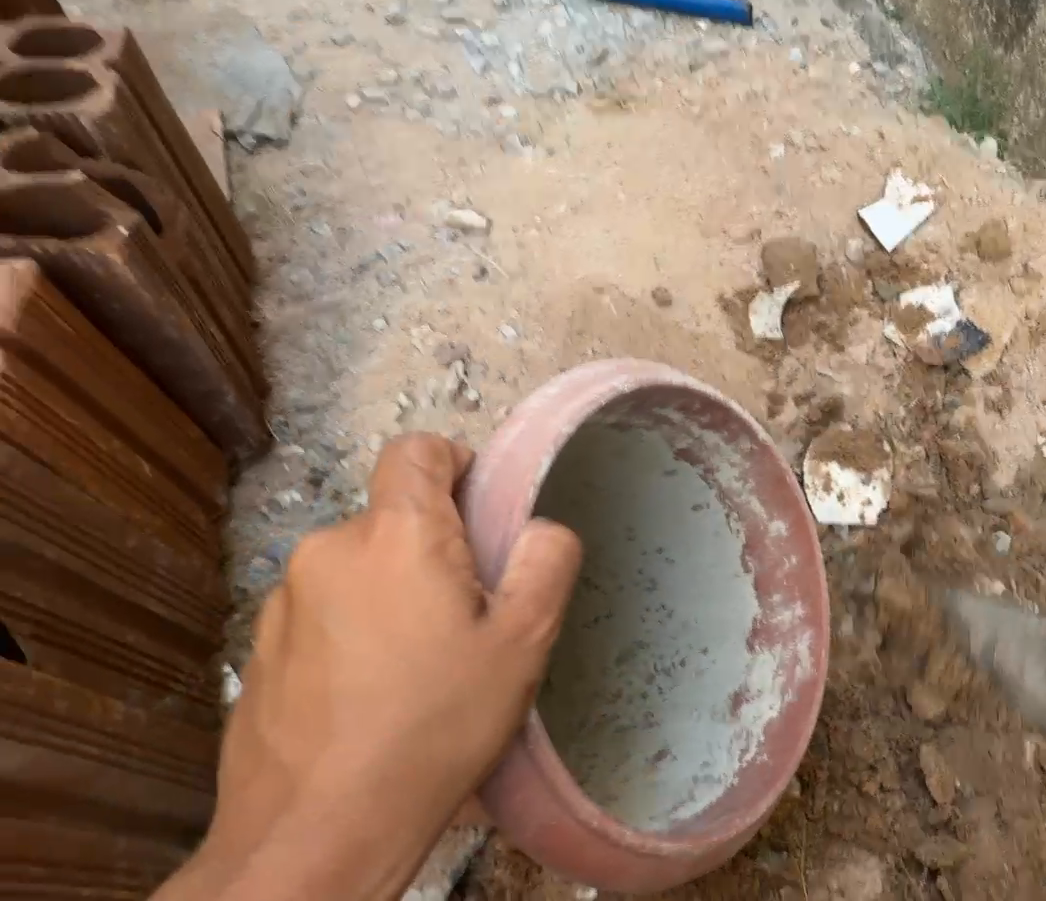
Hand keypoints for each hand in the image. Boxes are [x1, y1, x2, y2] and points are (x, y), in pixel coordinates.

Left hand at [157, 434, 582, 900]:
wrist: (319, 833)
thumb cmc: (436, 724)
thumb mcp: (526, 638)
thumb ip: (547, 559)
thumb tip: (538, 527)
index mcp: (395, 537)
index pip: (417, 450)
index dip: (458, 465)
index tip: (484, 515)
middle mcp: (327, 551)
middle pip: (396, 515)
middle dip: (438, 546)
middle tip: (472, 613)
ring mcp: (283, 601)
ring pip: (363, 563)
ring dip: (398, 588)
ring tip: (425, 660)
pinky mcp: (259, 648)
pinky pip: (328, 607)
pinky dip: (360, 626)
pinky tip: (379, 689)